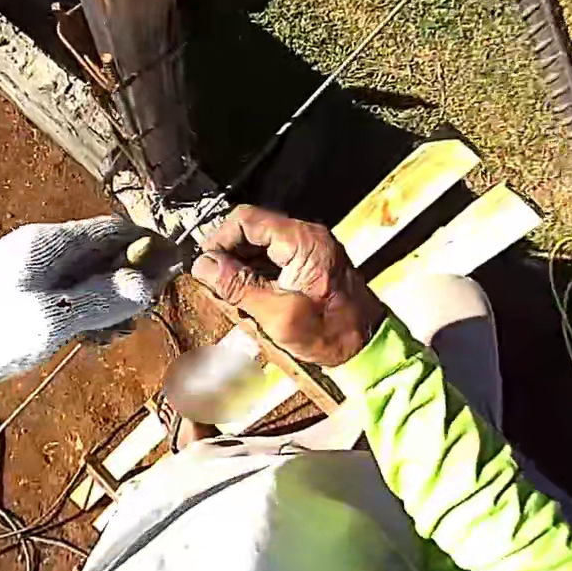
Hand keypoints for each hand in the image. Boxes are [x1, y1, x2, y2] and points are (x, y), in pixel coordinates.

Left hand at [0, 216, 166, 384]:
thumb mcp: (52, 319)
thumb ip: (102, 298)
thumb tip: (149, 281)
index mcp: (50, 243)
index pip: (114, 230)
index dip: (148, 248)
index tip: (174, 273)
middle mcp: (41, 248)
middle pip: (102, 253)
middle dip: (126, 284)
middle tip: (128, 324)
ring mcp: (27, 269)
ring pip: (85, 276)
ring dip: (104, 303)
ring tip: (99, 339)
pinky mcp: (17, 292)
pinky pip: (63, 292)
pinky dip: (80, 312)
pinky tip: (77, 339)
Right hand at [189, 206, 384, 366]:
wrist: (369, 351)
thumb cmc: (330, 334)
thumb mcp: (277, 314)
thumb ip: (238, 286)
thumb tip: (202, 265)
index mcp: (303, 242)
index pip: (246, 219)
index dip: (220, 239)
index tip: (209, 266)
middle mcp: (306, 237)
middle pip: (249, 229)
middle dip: (227, 255)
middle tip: (218, 284)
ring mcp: (307, 248)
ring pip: (254, 243)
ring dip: (238, 266)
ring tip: (233, 294)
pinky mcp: (305, 261)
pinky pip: (266, 256)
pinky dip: (252, 272)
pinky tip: (249, 295)